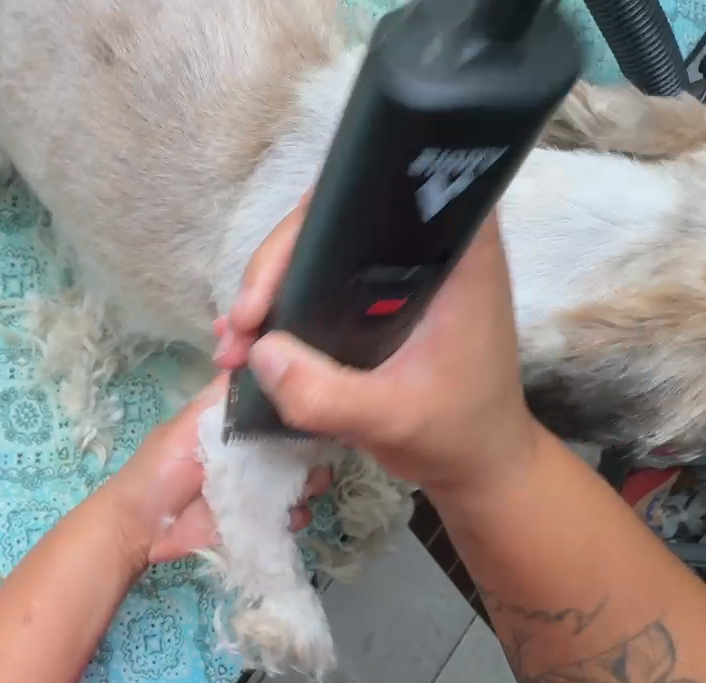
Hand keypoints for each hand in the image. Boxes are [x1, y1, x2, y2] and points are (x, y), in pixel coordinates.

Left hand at [97, 377, 329, 566]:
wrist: (142, 528)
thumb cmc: (158, 471)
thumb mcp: (188, 426)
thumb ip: (220, 398)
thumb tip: (257, 354)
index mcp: (237, 423)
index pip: (281, 407)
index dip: (300, 408)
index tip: (313, 411)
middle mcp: (254, 451)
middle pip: (302, 443)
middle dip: (312, 451)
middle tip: (308, 460)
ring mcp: (260, 485)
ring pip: (304, 478)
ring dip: (308, 484)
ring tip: (297, 491)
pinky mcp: (260, 517)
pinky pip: (292, 514)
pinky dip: (295, 515)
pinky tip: (286, 516)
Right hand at [213, 202, 544, 504]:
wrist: (473, 465)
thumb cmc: (454, 432)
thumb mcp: (390, 418)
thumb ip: (326, 394)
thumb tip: (259, 352)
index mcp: (450, 248)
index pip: (370, 194)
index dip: (306, 229)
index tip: (267, 288)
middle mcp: (420, 247)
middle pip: (327, 228)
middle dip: (270, 275)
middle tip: (240, 327)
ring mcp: (391, 277)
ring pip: (312, 263)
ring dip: (266, 301)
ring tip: (232, 348)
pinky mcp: (372, 307)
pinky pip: (313, 295)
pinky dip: (278, 319)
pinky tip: (246, 349)